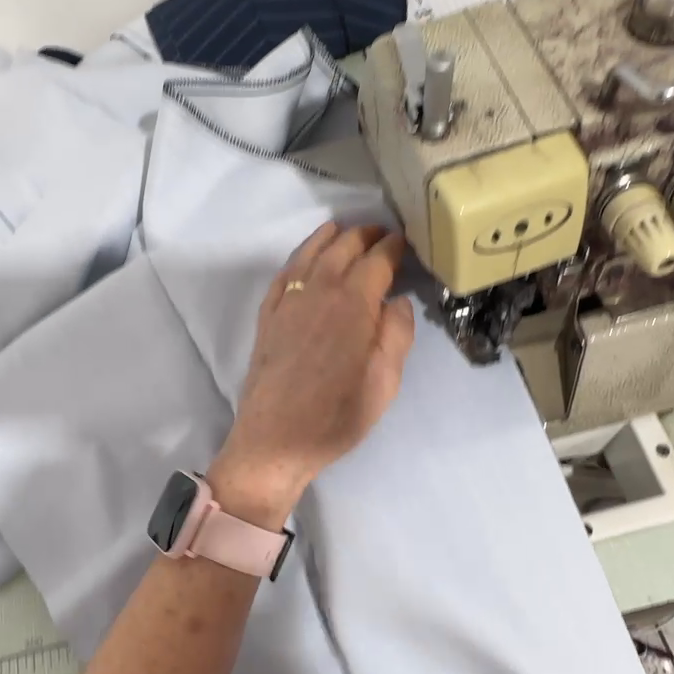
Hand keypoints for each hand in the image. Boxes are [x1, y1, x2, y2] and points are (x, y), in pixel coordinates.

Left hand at [207, 222, 414, 525]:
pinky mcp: (267, 317)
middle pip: (343, 247)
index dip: (394, 247)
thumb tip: (397, 300)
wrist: (274, 440)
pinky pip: (285, 273)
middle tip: (381, 233)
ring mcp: (288, 301)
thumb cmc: (336, 417)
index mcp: (353, 303)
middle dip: (365, 235)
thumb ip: (396, 335)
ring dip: (331, 238)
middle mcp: (318, 291)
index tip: (405, 241)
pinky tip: (306, 259)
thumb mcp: (384, 383)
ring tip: (345, 232)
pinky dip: (300, 257)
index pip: (377, 260)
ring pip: (310, 253)